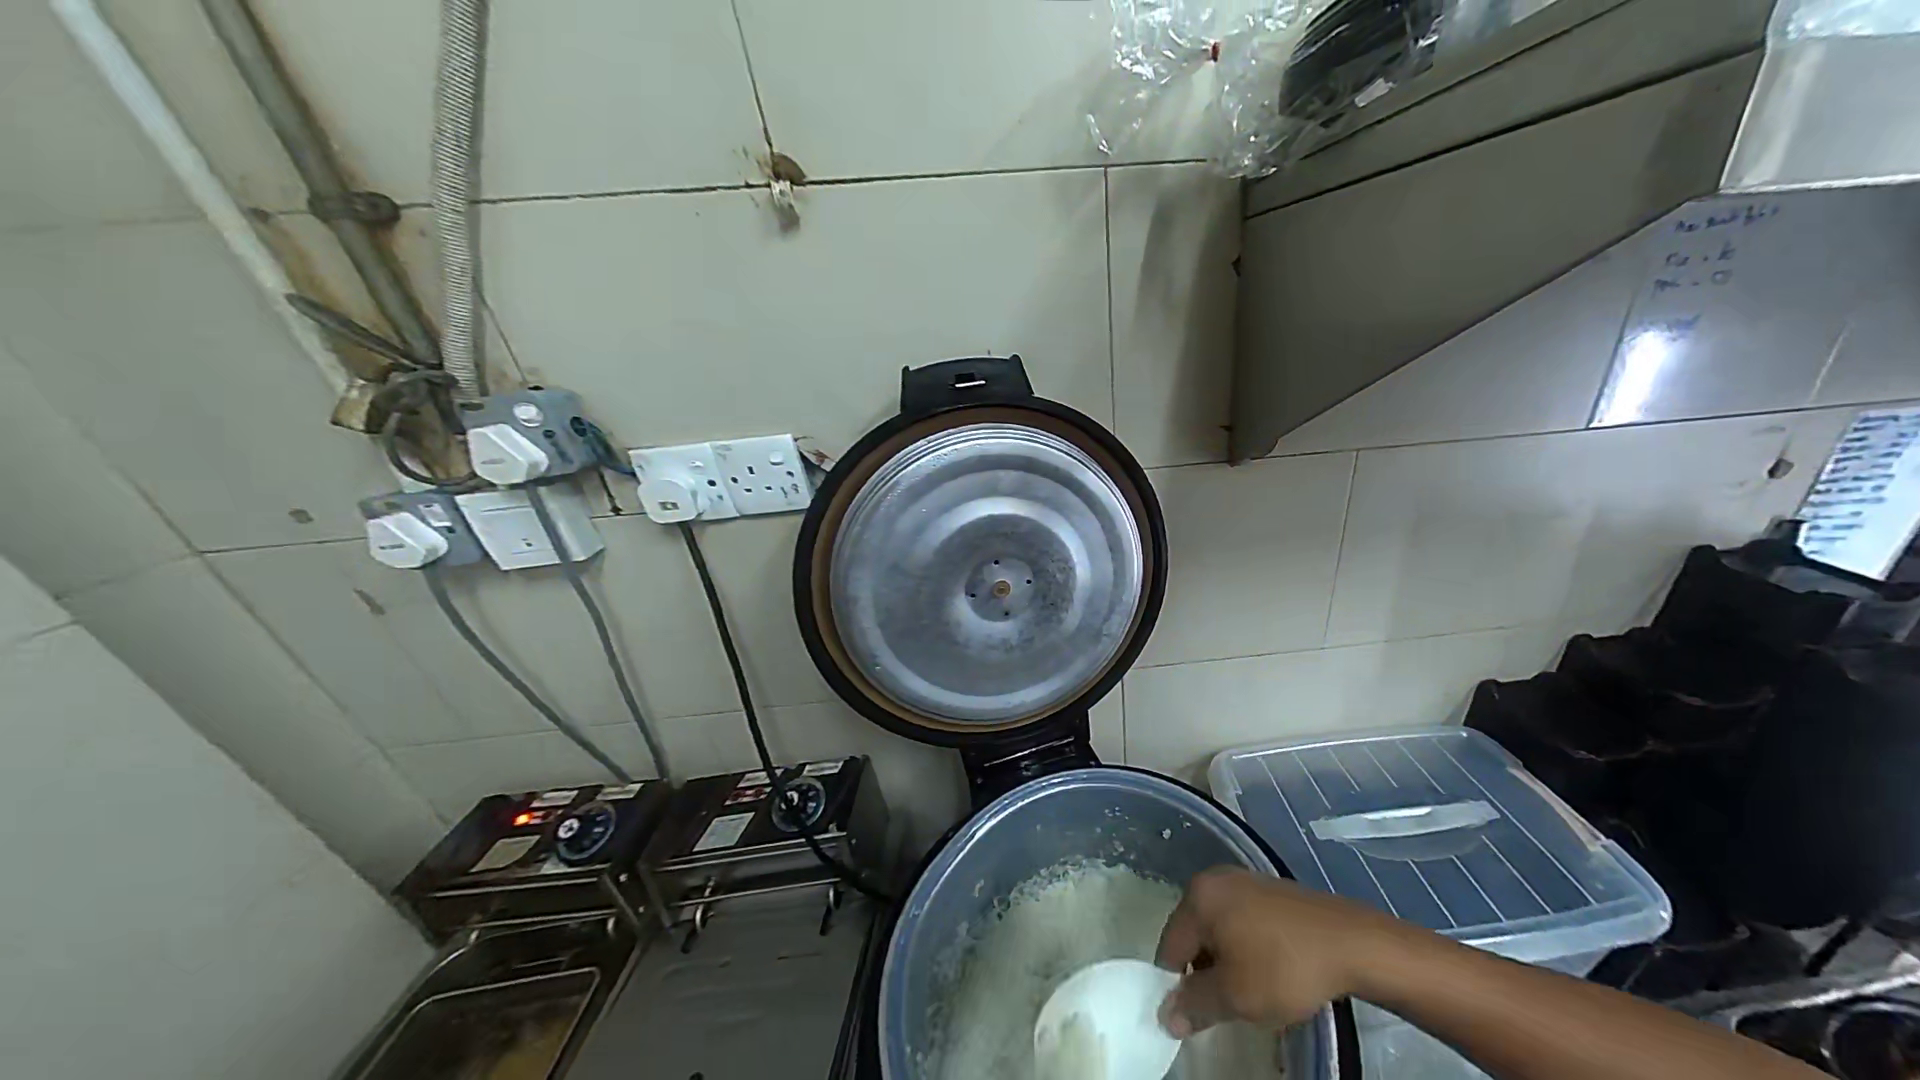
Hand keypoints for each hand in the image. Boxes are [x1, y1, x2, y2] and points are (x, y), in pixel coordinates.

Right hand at [1155, 866, 1402, 1036]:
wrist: (1354, 944)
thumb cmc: (1284, 968)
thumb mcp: (1236, 997)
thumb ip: (1195, 1005)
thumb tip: (1166, 1017)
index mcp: (1197, 896)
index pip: (1169, 948)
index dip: (1178, 986)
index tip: (1202, 1012)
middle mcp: (1214, 879)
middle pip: (1193, 935)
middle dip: (1204, 971)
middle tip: (1231, 1002)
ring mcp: (1243, 880)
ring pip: (1219, 929)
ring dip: (1226, 960)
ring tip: (1254, 988)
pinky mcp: (1269, 889)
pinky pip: (1242, 920)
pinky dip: (1247, 946)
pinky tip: (1271, 967)